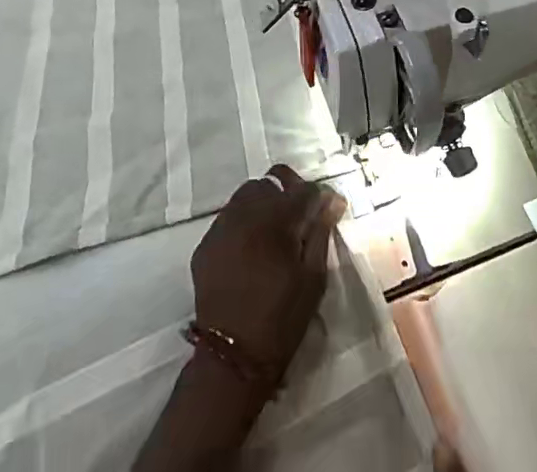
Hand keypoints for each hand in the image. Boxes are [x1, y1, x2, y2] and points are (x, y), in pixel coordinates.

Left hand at [190, 165, 344, 386]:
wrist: (234, 354)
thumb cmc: (283, 318)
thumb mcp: (313, 278)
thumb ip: (320, 232)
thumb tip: (331, 201)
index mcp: (274, 222)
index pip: (301, 189)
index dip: (319, 196)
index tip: (328, 209)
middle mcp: (243, 215)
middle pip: (269, 183)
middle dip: (287, 194)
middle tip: (300, 220)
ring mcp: (219, 227)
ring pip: (244, 197)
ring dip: (263, 206)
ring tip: (275, 235)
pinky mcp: (205, 243)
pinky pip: (227, 219)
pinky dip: (243, 224)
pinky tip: (251, 250)